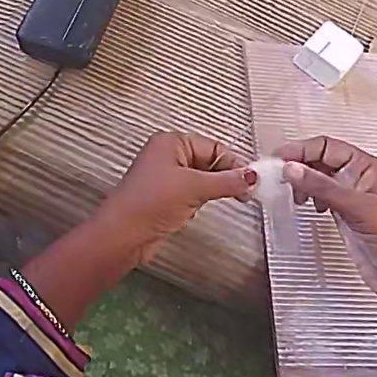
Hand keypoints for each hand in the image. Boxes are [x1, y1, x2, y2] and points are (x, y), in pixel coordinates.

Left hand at [93, 131, 254, 265]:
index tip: (252, 180)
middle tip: (244, 193)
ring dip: (210, 192)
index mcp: (171, 142)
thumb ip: (227, 181)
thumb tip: (251, 176)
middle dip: (224, 178)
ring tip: (210, 201)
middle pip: (209, 162)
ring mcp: (166, 177)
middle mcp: (168, 156)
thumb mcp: (194, 187)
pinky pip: (192, 195)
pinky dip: (198, 203)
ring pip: (202, 181)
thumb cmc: (149, 202)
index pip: (214, 146)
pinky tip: (192, 211)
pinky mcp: (165, 198)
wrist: (123, 235)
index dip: (233, 163)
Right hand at [277, 136, 376, 318]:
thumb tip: (293, 168)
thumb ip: (323, 187)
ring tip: (289, 190)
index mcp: (369, 168)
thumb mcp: (360, 208)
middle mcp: (359, 180)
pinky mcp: (346, 217)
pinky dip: (308, 198)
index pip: (327, 147)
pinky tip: (305, 204)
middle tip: (277, 174)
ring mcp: (352, 199)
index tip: (280, 159)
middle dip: (298, 164)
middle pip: (321, 160)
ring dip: (301, 182)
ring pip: (319, 179)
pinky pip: (321, 198)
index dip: (301, 150)